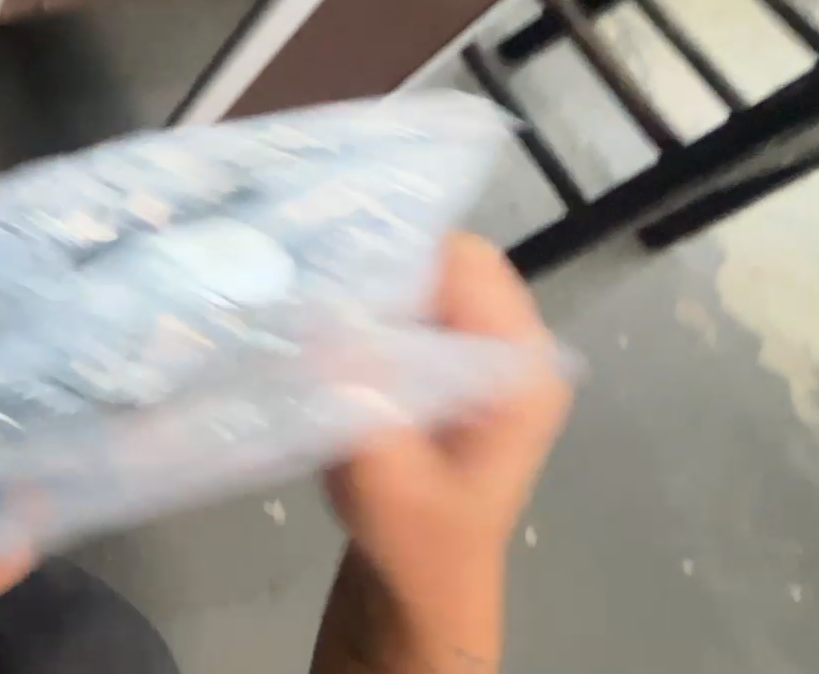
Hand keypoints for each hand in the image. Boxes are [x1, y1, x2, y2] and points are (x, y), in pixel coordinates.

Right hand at [318, 234, 572, 670]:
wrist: (421, 570)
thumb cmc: (413, 532)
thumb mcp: (382, 472)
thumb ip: (358, 399)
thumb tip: (320, 319)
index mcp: (515, 368)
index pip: (467, 263)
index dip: (397, 249)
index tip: (329, 259)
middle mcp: (506, 346)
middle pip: (440, 258)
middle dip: (372, 256)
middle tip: (304, 269)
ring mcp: (474, 348)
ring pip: (416, 274)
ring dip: (361, 276)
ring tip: (303, 287)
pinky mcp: (442, 355)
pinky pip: (401, 300)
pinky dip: (359, 297)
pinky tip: (317, 315)